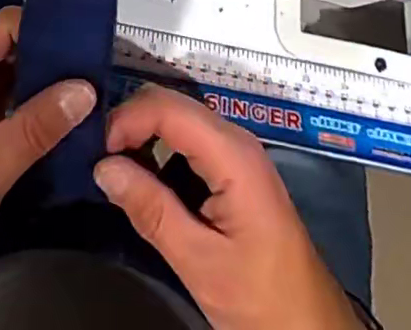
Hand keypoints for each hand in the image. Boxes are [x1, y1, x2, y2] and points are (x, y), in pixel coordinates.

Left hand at [0, 7, 95, 318]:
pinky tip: (70, 113)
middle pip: (7, 48)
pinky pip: (12, 104)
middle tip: (96, 61)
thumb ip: (37, 125)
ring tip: (92, 82)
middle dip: (49, 52)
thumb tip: (85, 88)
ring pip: (13, 76)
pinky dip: (39, 106)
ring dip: (47, 80)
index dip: (40, 26)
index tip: (83, 36)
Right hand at [94, 86, 360, 329]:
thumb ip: (151, 210)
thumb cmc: (263, 299)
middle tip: (101, 161)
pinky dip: (159, 149)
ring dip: (143, 135)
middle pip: (171, 104)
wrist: (312, 329)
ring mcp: (236, 152)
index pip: (167, 106)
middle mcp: (235, 140)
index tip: (97, 151)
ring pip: (177, 118)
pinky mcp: (234, 168)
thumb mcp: (200, 263)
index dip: (127, 118)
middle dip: (131, 123)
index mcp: (232, 155)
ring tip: (116, 171)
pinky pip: (188, 140)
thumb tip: (103, 167)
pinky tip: (144, 181)